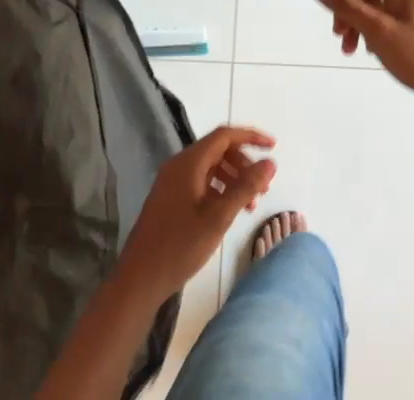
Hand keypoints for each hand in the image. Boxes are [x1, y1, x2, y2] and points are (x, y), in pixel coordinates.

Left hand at [117, 126, 277, 296]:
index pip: (224, 136)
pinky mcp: (171, 198)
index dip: (250, 137)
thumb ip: (246, 187)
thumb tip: (270, 163)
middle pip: (218, 150)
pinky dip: (221, 189)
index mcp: (188, 164)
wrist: (140, 278)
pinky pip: (201, 182)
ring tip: (252, 203)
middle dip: (244, 163)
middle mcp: (179, 166)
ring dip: (234, 178)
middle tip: (264, 186)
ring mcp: (173, 182)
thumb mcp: (219, 217)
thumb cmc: (180, 246)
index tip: (273, 147)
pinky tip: (231, 210)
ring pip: (211, 167)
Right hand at [311, 0, 413, 103]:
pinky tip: (370, 49)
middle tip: (338, 34)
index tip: (324, 4)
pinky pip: (386, 12)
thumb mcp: (375, 29)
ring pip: (374, 0)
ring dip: (356, 20)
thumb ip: (345, 5)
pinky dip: (372, 27)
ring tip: (350, 49)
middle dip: (346, 6)